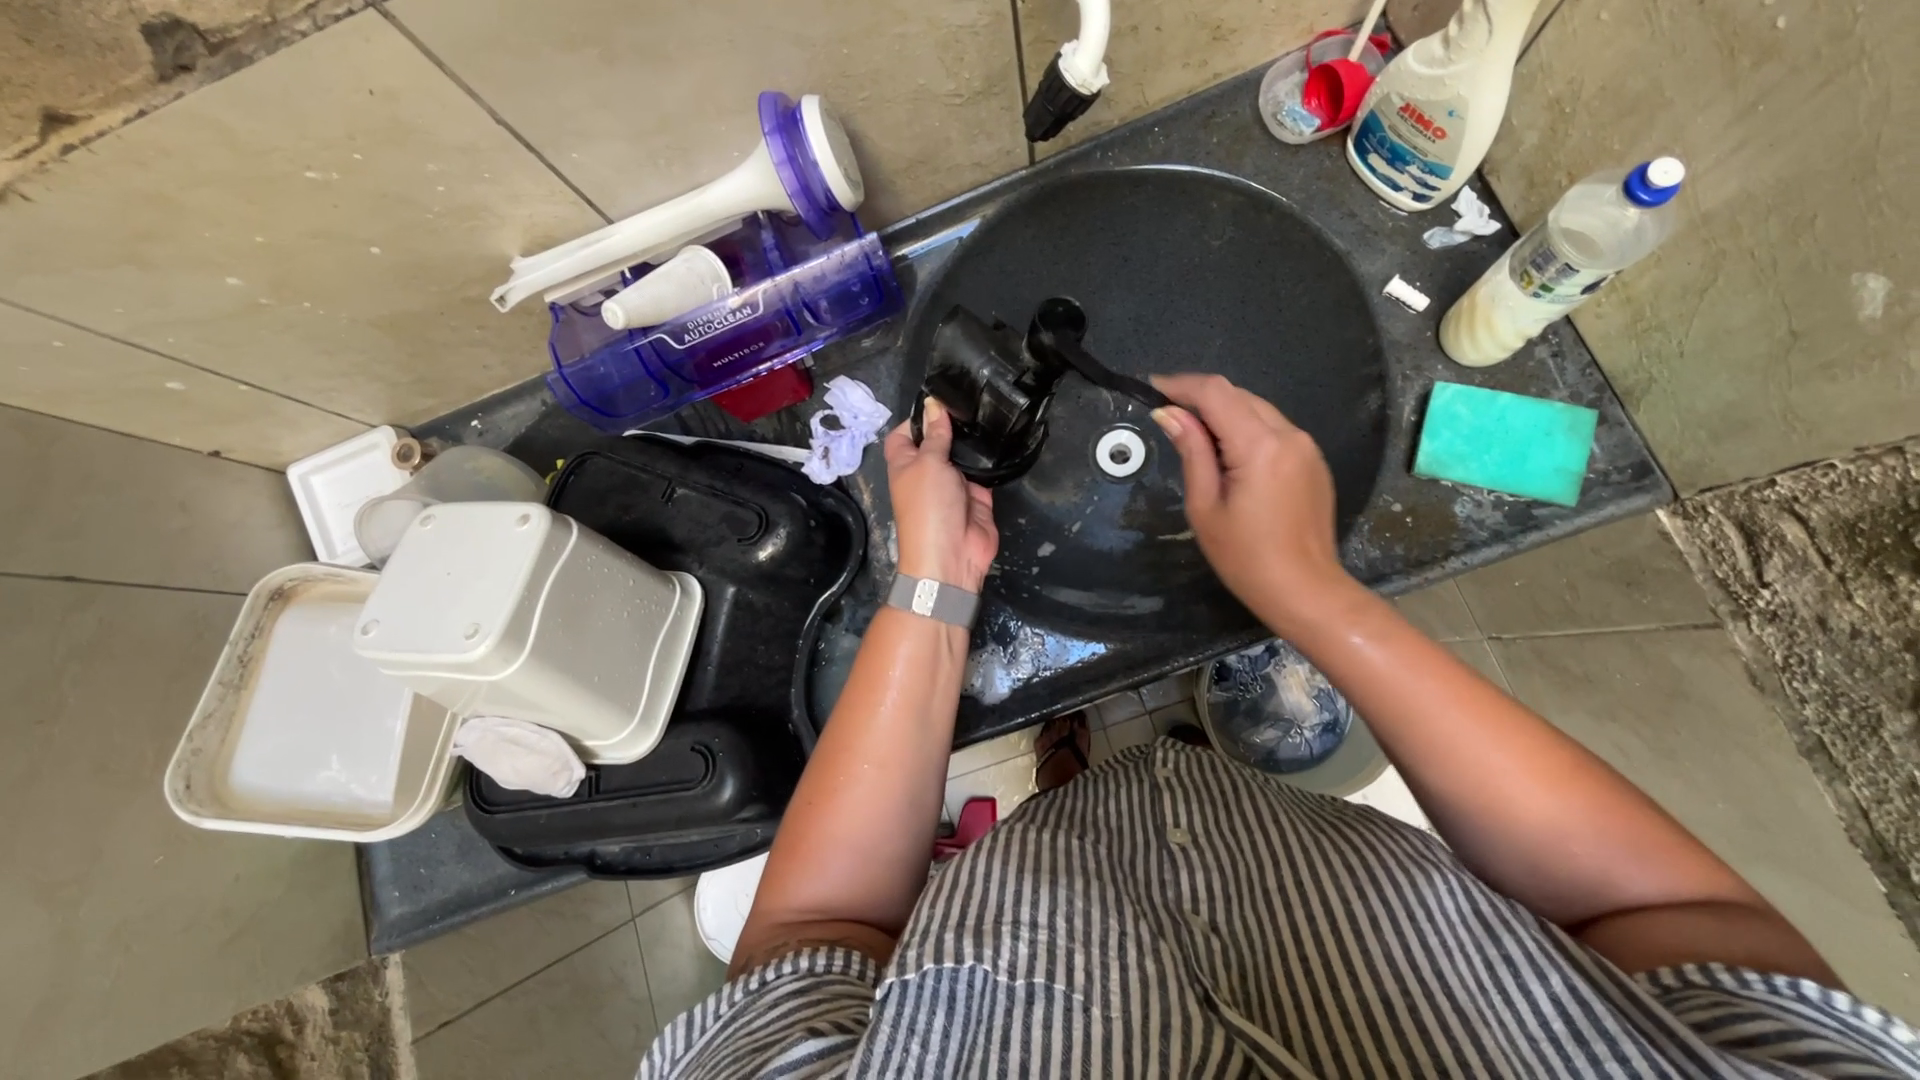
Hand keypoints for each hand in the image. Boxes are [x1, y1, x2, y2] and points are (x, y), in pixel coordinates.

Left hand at [882, 398, 998, 592]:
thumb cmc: (928, 506)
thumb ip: (936, 435)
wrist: (951, 556)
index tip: (942, 399)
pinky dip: (992, 460)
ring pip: (964, 454)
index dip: (919, 417)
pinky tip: (1003, 435)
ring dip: (974, 440)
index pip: (906, 433)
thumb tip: (933, 404)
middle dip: (953, 424)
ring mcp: (954, 484)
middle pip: (938, 440)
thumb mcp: (928, 463)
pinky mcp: (978, 495)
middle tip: (975, 398)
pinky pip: (985, 472)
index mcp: (905, 463)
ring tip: (991, 410)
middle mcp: (928, 471)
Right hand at [1150, 374, 1354, 633]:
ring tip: (1194, 436)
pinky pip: (1275, 430)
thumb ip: (1192, 452)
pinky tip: (1229, 456)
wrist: (1305, 590)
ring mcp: (1307, 447)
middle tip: (1168, 415)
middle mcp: (1289, 435)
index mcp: (1259, 446)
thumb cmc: (1245, 557)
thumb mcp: (1205, 507)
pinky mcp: (1313, 462)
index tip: (1152, 387)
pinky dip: (1247, 430)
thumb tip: (1170, 414)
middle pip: (1239, 396)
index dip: (1182, 385)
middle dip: (1201, 398)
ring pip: (1258, 410)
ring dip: (1225, 414)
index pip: (1216, 393)